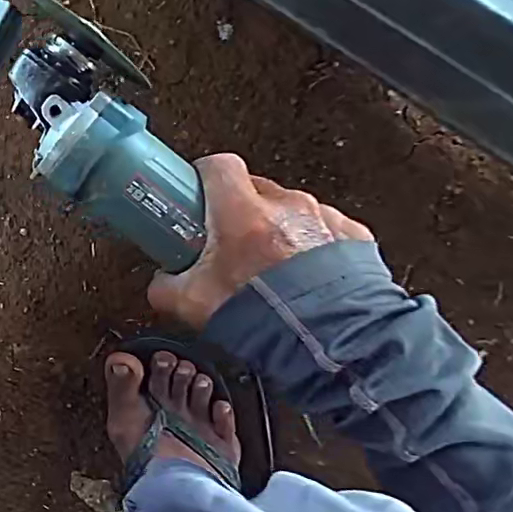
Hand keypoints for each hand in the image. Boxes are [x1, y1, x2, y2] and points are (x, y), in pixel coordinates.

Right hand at [148, 154, 371, 329]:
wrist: (332, 345)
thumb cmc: (268, 319)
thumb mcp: (195, 305)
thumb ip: (167, 287)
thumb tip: (161, 283)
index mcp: (243, 214)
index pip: (218, 166)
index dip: (204, 176)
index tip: (196, 194)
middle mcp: (285, 206)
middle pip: (254, 188)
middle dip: (238, 209)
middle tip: (229, 241)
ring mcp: (322, 218)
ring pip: (289, 209)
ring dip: (276, 229)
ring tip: (270, 267)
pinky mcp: (350, 235)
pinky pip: (323, 228)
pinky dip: (311, 245)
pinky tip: (303, 275)